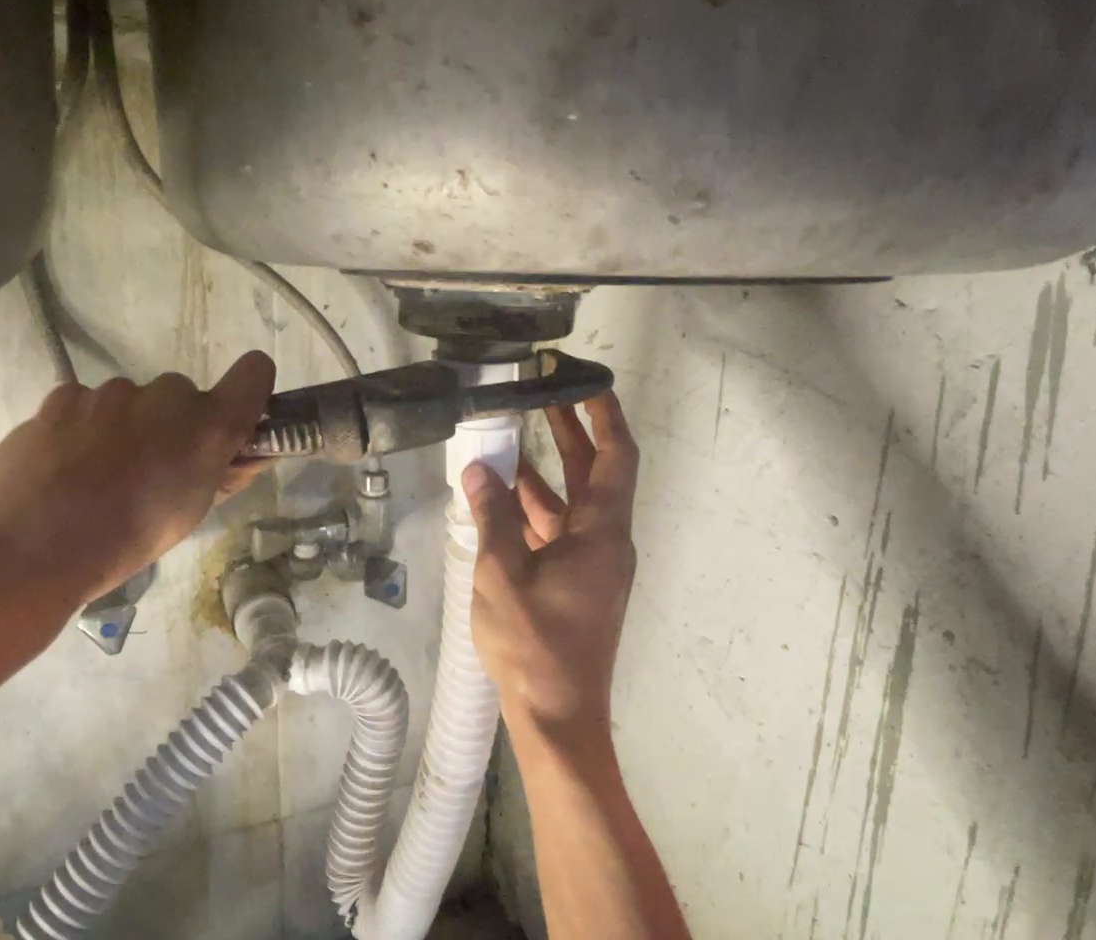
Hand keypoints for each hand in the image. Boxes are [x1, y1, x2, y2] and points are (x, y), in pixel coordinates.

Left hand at [0, 351, 276, 612]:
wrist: (27, 550)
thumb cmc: (124, 542)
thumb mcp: (189, 515)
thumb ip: (225, 474)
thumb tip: (248, 454)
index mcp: (208, 426)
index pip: (255, 373)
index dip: (249, 390)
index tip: (234, 420)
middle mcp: (167, 396)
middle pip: (182, 396)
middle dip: (172, 424)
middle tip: (148, 470)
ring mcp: (112, 392)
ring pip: (131, 402)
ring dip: (125, 426)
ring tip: (95, 476)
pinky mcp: (64, 395)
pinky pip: (86, 404)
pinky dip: (82, 426)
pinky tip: (63, 466)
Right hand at [464, 392, 639, 744]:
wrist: (556, 716)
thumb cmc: (535, 645)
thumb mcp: (501, 574)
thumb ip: (491, 517)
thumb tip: (479, 469)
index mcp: (602, 533)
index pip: (616, 456)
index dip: (604, 413)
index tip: (581, 379)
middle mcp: (606, 541)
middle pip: (595, 471)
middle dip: (570, 430)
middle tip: (540, 391)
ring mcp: (591, 564)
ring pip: (572, 501)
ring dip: (546, 469)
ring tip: (511, 432)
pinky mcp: (574, 584)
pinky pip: (557, 531)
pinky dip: (533, 508)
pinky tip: (499, 492)